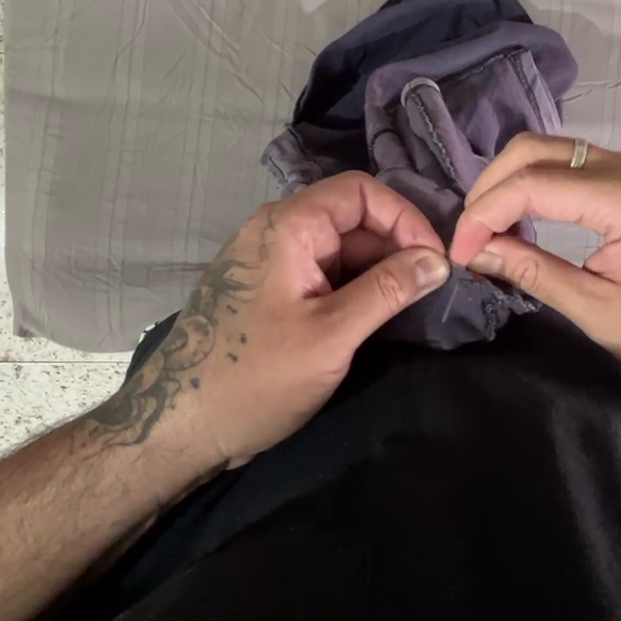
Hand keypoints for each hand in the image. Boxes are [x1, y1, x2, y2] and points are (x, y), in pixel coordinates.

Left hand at [86, 171, 450, 464]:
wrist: (182, 428)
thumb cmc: (256, 378)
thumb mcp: (331, 335)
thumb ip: (388, 291)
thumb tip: (438, 261)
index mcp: (287, 227)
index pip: (361, 192)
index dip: (405, 218)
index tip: (435, 262)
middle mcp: (278, 233)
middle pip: (353, 219)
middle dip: (397, 247)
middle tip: (432, 290)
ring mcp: (273, 263)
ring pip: (342, 249)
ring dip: (380, 271)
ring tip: (413, 304)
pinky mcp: (273, 292)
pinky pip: (325, 274)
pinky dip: (357, 288)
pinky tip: (380, 314)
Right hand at [449, 134, 620, 383]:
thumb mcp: (594, 309)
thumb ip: (531, 272)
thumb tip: (476, 251)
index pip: (532, 184)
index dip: (484, 215)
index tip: (461, 253)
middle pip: (534, 149)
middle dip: (490, 188)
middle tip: (470, 237)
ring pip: (549, 149)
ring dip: (510, 182)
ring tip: (489, 230)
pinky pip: (569, 162)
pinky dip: (535, 183)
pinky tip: (523, 218)